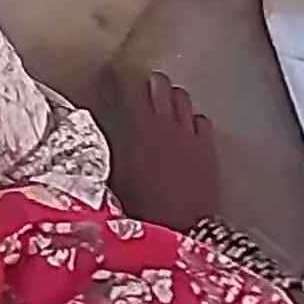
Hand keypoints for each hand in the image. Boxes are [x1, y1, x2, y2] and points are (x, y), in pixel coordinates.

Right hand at [107, 71, 220, 230]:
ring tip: (164, 109)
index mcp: (137, 125)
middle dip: (150, 82)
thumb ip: (108, 146)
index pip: (130, 84)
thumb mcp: (115, 173)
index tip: (116, 74)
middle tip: (142, 92)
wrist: (182, 228)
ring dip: (171, 98)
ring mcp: (189, 132)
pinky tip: (186, 132)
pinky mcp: (208, 146)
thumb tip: (96, 132)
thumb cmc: (142, 205)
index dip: (122, 74)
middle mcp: (164, 121)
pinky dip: (192, 120)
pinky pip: (201, 118)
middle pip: (160, 82)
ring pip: (182, 95)